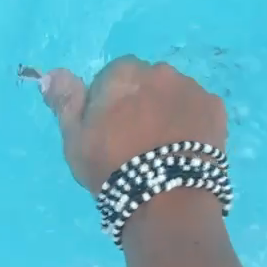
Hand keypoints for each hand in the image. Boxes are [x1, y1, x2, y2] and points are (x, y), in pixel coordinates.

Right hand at [38, 57, 227, 193]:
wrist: (165, 195)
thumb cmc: (111, 166)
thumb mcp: (75, 139)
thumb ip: (65, 102)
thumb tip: (51, 73)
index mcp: (123, 74)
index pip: (110, 77)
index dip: (105, 104)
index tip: (104, 132)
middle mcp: (160, 71)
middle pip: (145, 83)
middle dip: (138, 104)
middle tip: (130, 144)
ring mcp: (192, 88)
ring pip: (172, 96)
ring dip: (164, 113)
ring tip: (157, 151)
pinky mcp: (216, 109)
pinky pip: (195, 111)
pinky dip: (188, 125)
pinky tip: (179, 152)